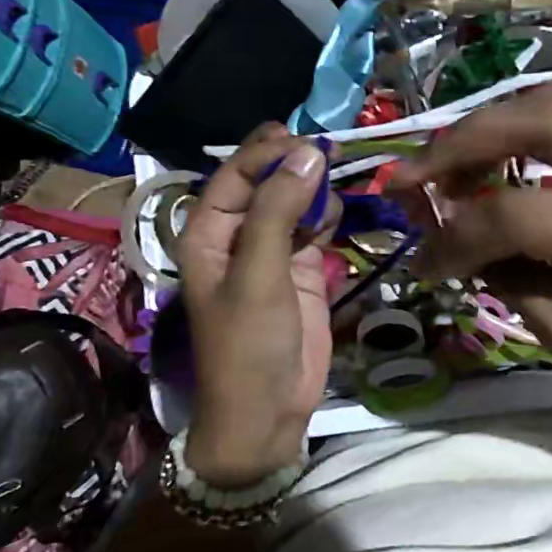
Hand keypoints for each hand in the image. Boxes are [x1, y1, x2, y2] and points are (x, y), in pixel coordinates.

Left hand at [176, 125, 338, 487]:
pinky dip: (329, 217)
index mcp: (209, 232)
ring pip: (296, 202)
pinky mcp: (302, 270)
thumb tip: (309, 152)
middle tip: (332, 151)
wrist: (267, 413)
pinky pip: (315, 228)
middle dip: (296, 165)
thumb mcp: (258, 274)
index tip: (308, 138)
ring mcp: (272, 252)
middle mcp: (238, 235)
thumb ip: (279, 211)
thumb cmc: (248, 344)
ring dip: (317, 190)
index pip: (235, 175)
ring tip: (341, 183)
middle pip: (266, 183)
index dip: (267, 153)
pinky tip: (340, 215)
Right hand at [392, 83, 551, 416]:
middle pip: (543, 120)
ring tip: (447, 169)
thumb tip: (443, 236)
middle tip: (412, 176)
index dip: (457, 234)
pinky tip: (490, 164)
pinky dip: (516, 131)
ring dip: (488, 126)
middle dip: (463, 142)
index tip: (422, 261)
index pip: (522, 213)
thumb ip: (505, 279)